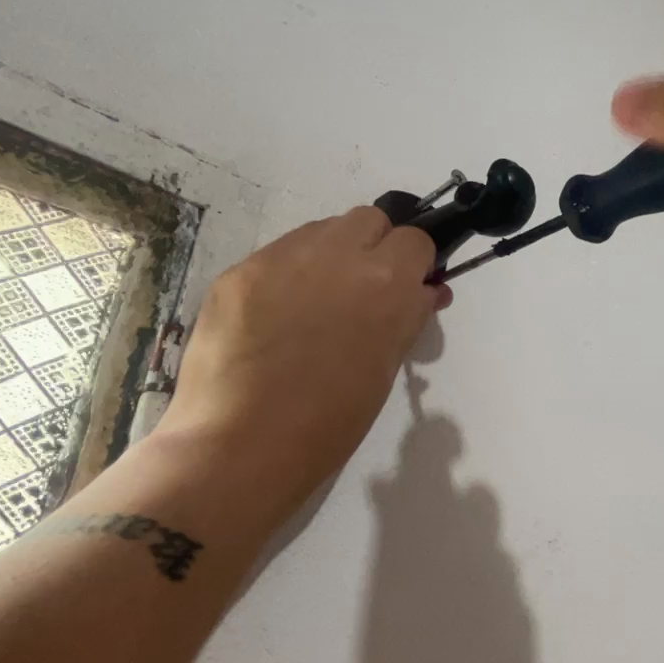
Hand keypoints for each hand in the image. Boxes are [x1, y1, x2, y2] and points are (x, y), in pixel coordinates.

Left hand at [158, 207, 444, 500]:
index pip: (416, 240)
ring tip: (318, 306)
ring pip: (321, 231)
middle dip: (376, 247)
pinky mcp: (239, 272)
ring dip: (332, 255)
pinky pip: (278, 255)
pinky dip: (289, 275)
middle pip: (370, 219)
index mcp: (386, 281)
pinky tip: (277, 319)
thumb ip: (408, 318)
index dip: (415, 264)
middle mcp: (336, 253)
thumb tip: (424, 292)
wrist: (243, 443)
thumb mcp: (387, 367)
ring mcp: (281, 258)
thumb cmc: (332, 419)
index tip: (409, 290)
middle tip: (366, 292)